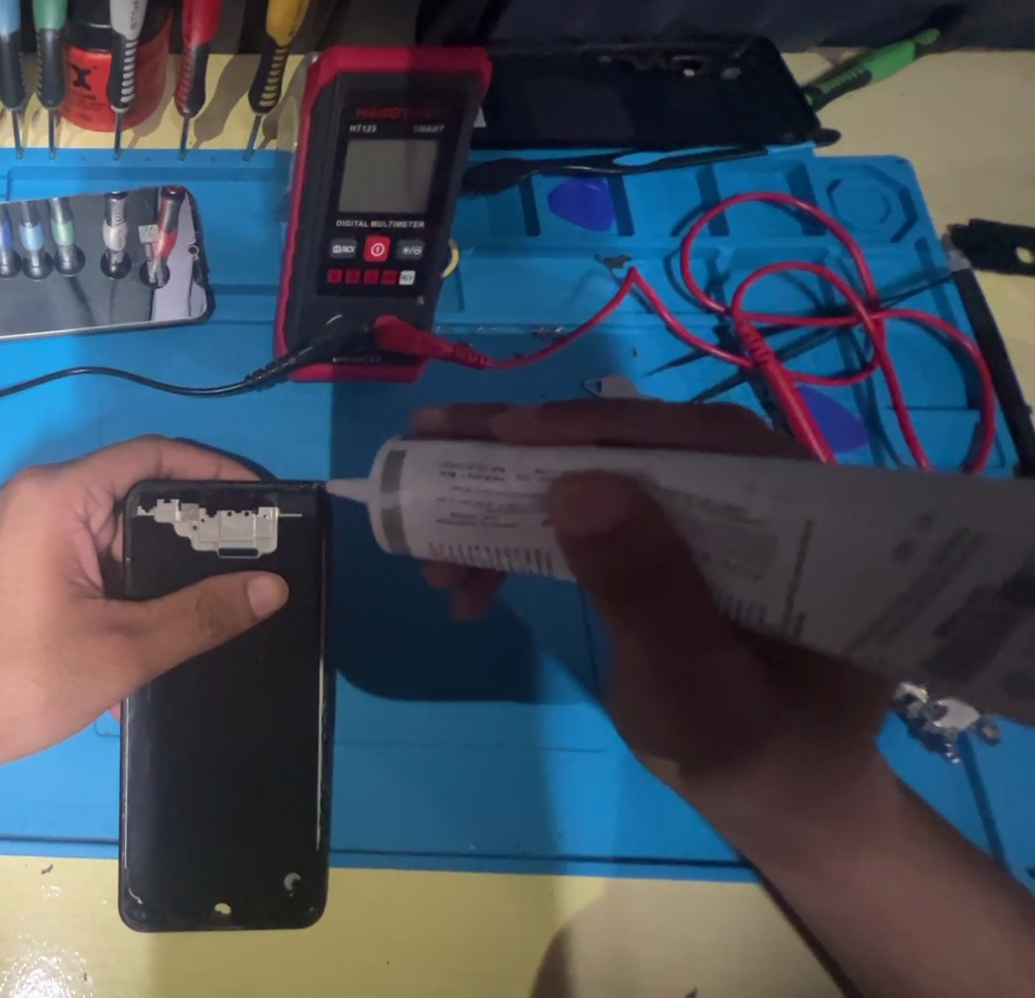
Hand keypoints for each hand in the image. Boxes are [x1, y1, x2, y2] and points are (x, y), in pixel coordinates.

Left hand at [0, 437, 290, 784]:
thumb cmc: (8, 681)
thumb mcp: (118, 651)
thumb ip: (199, 615)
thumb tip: (273, 588)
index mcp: (58, 495)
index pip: (152, 455)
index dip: (213, 471)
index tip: (263, 502)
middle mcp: (35, 497)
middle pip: (131, 492)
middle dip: (191, 526)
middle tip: (249, 561)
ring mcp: (18, 530)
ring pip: (107, 530)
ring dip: (155, 563)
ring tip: (212, 599)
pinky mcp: (11, 563)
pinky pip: (81, 555)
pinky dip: (120, 581)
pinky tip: (150, 623)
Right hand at [413, 400, 893, 836]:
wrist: (762, 792)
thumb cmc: (752, 749)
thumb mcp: (694, 680)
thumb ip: (645, 589)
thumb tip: (576, 489)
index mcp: (791, 516)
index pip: (688, 439)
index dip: (590, 425)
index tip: (501, 430)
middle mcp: (735, 499)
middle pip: (615, 447)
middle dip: (513, 450)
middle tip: (426, 437)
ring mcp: (682, 521)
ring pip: (576, 482)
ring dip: (493, 508)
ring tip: (428, 551)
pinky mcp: (643, 544)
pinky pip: (565, 523)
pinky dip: (507, 547)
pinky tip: (466, 585)